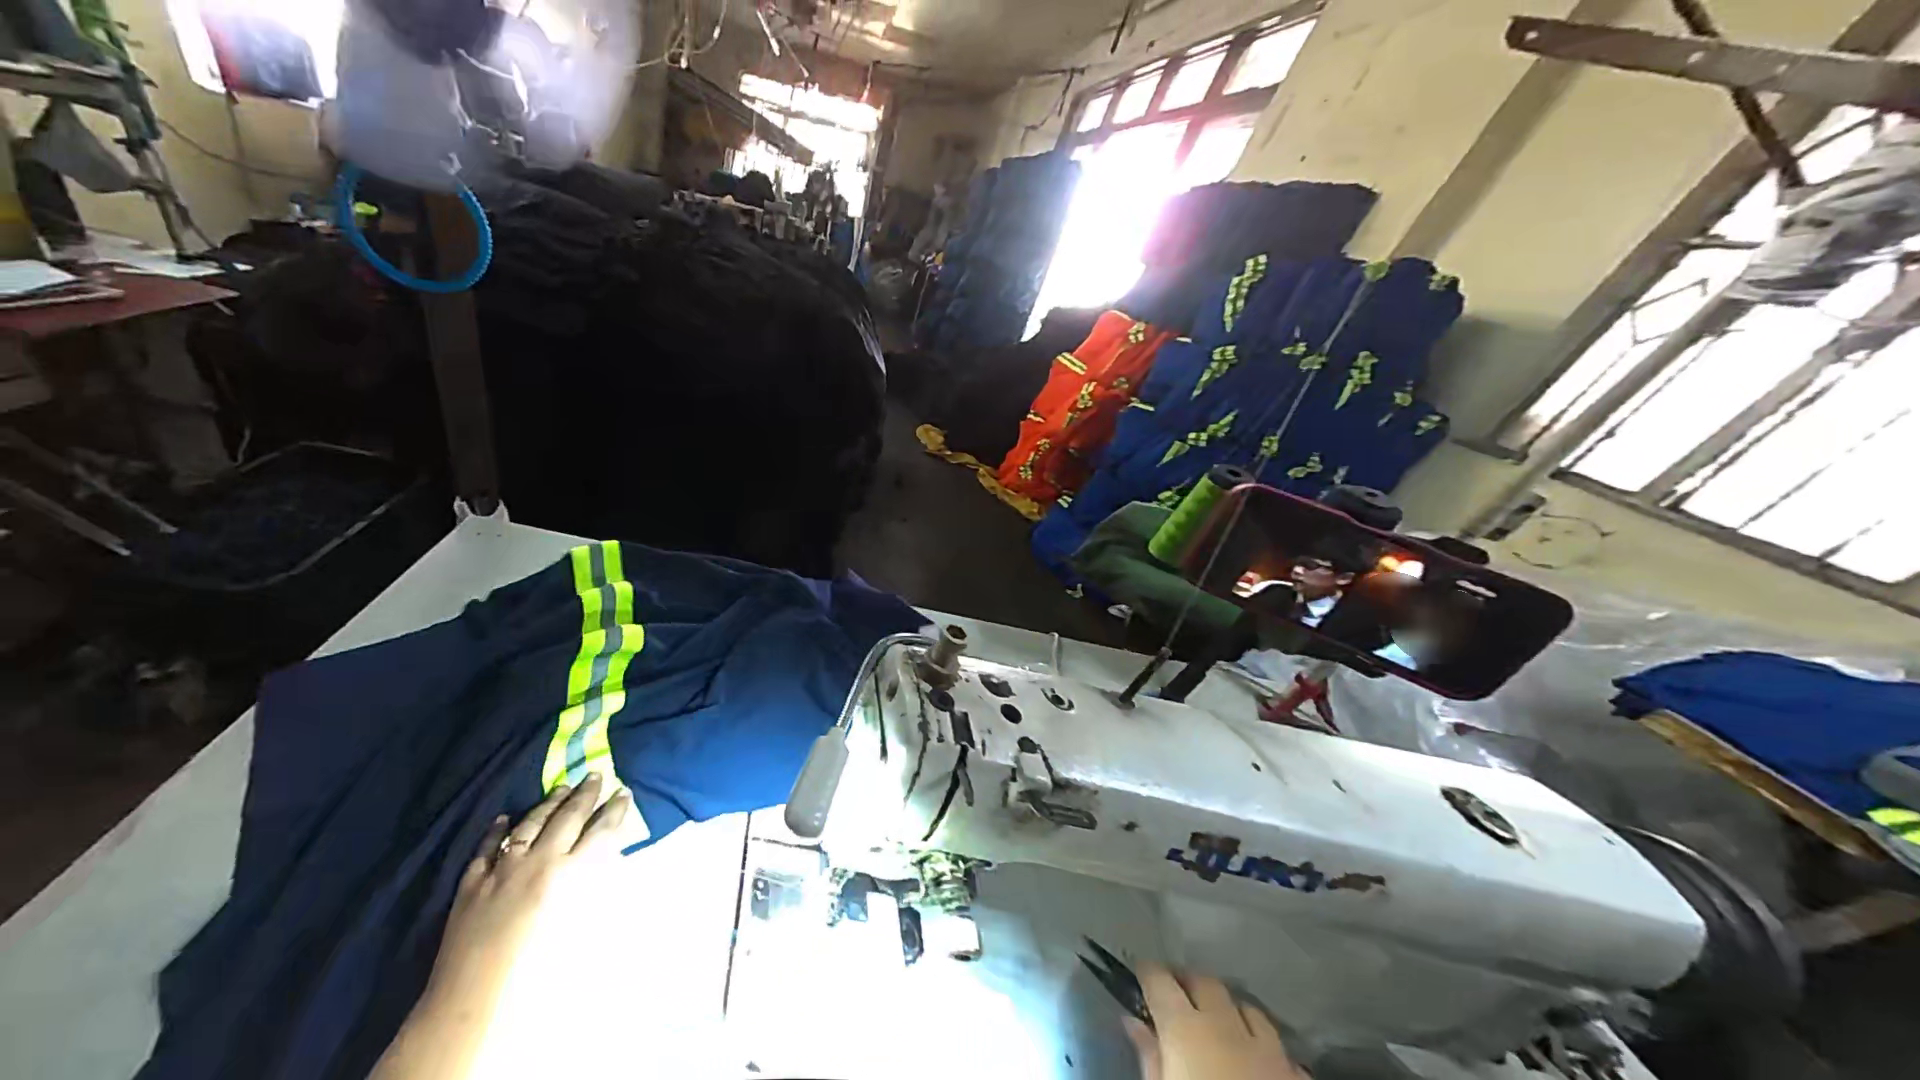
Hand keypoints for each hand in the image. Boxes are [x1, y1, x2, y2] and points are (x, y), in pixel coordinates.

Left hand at [372, 774, 629, 1079]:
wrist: (476, 998)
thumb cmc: (543, 970)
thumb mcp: (586, 925)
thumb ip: (597, 887)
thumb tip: (608, 861)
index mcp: (572, 872)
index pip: (601, 830)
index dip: (615, 810)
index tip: (624, 792)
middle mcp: (539, 860)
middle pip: (568, 817)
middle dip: (586, 794)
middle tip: (596, 775)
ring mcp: (502, 868)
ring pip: (529, 824)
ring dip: (548, 803)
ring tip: (561, 788)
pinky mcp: (471, 883)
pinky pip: (486, 848)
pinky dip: (496, 831)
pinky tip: (503, 819)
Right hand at [1125, 962, 1303, 1079]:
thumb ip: (1148, 1058)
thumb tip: (1133, 1022)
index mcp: (1186, 1029)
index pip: (1160, 981)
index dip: (1148, 973)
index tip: (1140, 974)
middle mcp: (1228, 1027)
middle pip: (1206, 983)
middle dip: (1188, 982)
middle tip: (1174, 994)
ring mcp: (1270, 1052)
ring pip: (1248, 1008)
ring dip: (1230, 1010)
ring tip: (1219, 1024)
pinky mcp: (1297, 1079)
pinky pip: (1282, 1051)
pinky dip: (1266, 1050)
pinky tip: (1258, 1066)